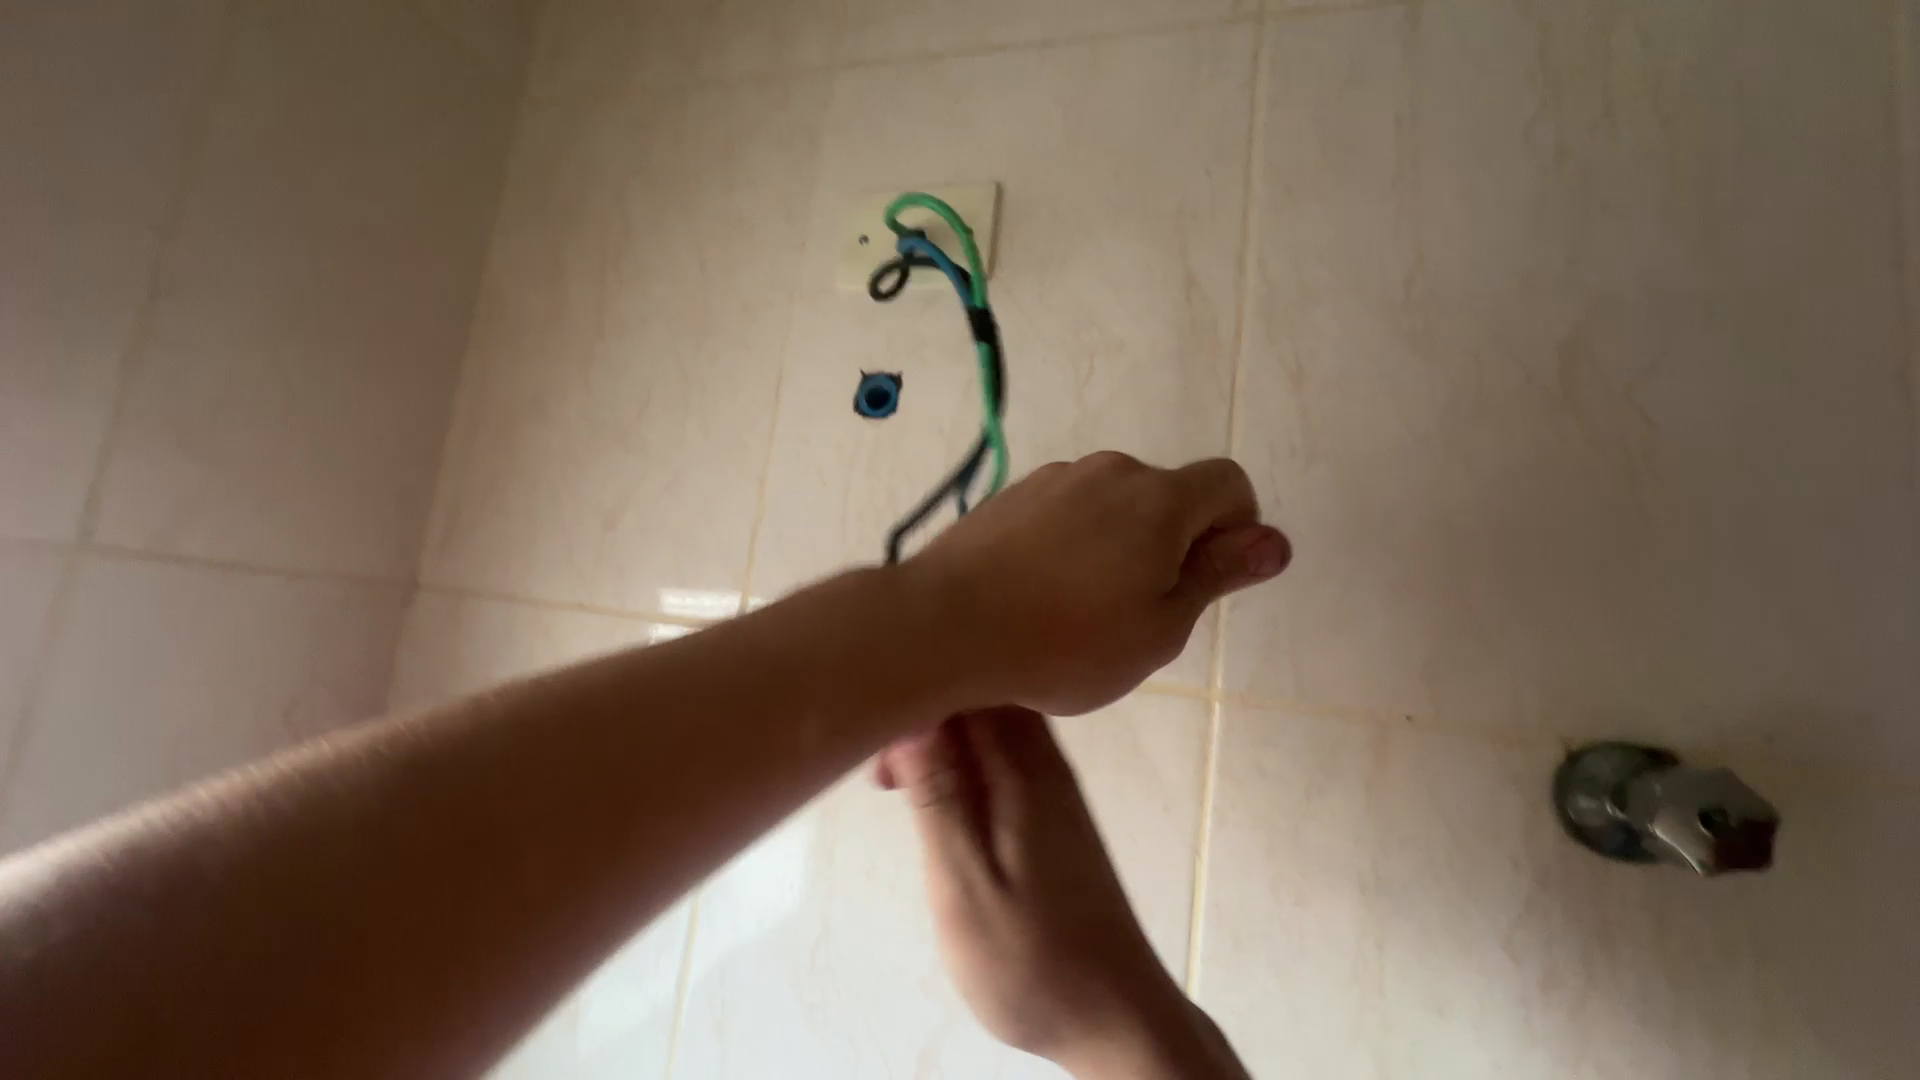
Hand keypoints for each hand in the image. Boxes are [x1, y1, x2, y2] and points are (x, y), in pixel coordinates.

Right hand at [877, 707, 1250, 1079]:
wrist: (1115, 1016)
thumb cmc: (1031, 959)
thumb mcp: (965, 883)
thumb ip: (938, 795)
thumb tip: (911, 713)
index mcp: (1025, 768)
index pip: (972, 682)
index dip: (918, 691)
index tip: (874, 735)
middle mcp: (1047, 761)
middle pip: (984, 693)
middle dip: (925, 711)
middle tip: (882, 772)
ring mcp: (1055, 784)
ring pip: (993, 720)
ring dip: (942, 737)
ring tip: (900, 784)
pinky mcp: (1055, 809)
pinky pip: (1003, 752)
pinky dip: (964, 759)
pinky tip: (943, 801)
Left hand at [911, 453, 1288, 715]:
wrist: (945, 625)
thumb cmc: (1065, 642)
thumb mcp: (1159, 628)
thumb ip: (1217, 575)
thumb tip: (1274, 541)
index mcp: (1158, 499)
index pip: (1228, 483)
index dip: (1236, 528)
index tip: (1207, 577)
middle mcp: (1108, 471)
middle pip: (1166, 495)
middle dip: (1171, 542)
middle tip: (1137, 610)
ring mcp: (1052, 479)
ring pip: (1111, 505)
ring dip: (1117, 543)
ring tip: (1078, 608)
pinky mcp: (1010, 495)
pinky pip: (1064, 511)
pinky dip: (1070, 541)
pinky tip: (1038, 590)